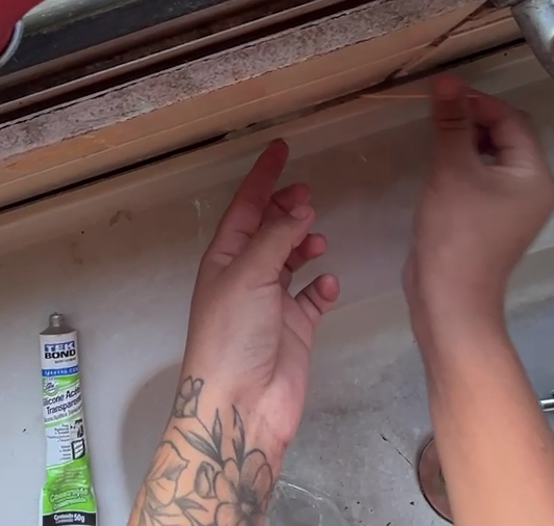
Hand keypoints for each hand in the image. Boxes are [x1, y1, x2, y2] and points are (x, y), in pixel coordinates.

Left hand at [132, 141, 340, 525]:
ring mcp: (271, 302)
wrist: (241, 405)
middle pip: (268, 229)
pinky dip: (321, 287)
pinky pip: (311, 297)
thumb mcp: (247, 275)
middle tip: (308, 194)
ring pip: (290, 259)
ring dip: (303, 243)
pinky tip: (329, 282)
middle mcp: (246, 273)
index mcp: (225, 256)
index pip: (244, 205)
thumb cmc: (232, 333)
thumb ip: (275, 238)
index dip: (262, 177)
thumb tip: (299, 209)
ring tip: (317, 236)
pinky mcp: (295, 328)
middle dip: (285, 209)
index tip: (281, 148)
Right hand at [405, 75, 553, 337]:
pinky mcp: (493, 218)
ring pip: (494, 155)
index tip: (442, 91)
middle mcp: (534, 188)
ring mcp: (514, 206)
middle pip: (508, 136)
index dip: (478, 101)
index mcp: (535, 175)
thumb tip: (446, 82)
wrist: (450, 294)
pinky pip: (484, 175)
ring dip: (468, 138)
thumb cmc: (456, 229)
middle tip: (437, 110)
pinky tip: (440, 163)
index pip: (512, 120)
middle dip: (474, 118)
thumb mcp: (451, 169)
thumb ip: (450, 123)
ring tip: (436, 133)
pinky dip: (465, 161)